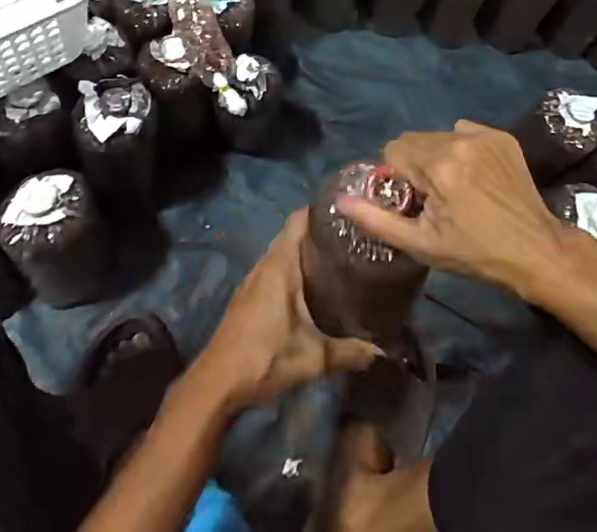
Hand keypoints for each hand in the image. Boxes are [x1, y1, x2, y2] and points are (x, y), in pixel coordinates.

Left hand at [186, 211, 382, 414]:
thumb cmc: (264, 359)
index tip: (348, 210)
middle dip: (319, 231)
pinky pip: (273, 269)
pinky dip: (291, 268)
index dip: (321, 210)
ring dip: (304, 250)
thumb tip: (381, 351)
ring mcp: (252, 281)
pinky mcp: (247, 297)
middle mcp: (265, 266)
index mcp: (280, 266)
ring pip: (281, 253)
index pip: (298, 220)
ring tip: (337, 255)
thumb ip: (349, 351)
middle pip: (292, 234)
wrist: (214, 386)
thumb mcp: (313, 358)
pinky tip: (310, 284)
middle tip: (351, 236)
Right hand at [336, 120, 584, 298]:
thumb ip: (377, 220)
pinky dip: (461, 148)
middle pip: (415, 140)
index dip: (397, 177)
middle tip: (434, 198)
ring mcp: (484, 135)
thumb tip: (342, 200)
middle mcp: (460, 140)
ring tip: (456, 188)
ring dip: (437, 155)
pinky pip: (465, 131)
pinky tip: (474, 175)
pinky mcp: (502, 136)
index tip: (414, 201)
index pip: (394, 150)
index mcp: (438, 166)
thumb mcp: (421, 244)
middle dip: (415, 165)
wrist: (534, 248)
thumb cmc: (474, 252)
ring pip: (439, 135)